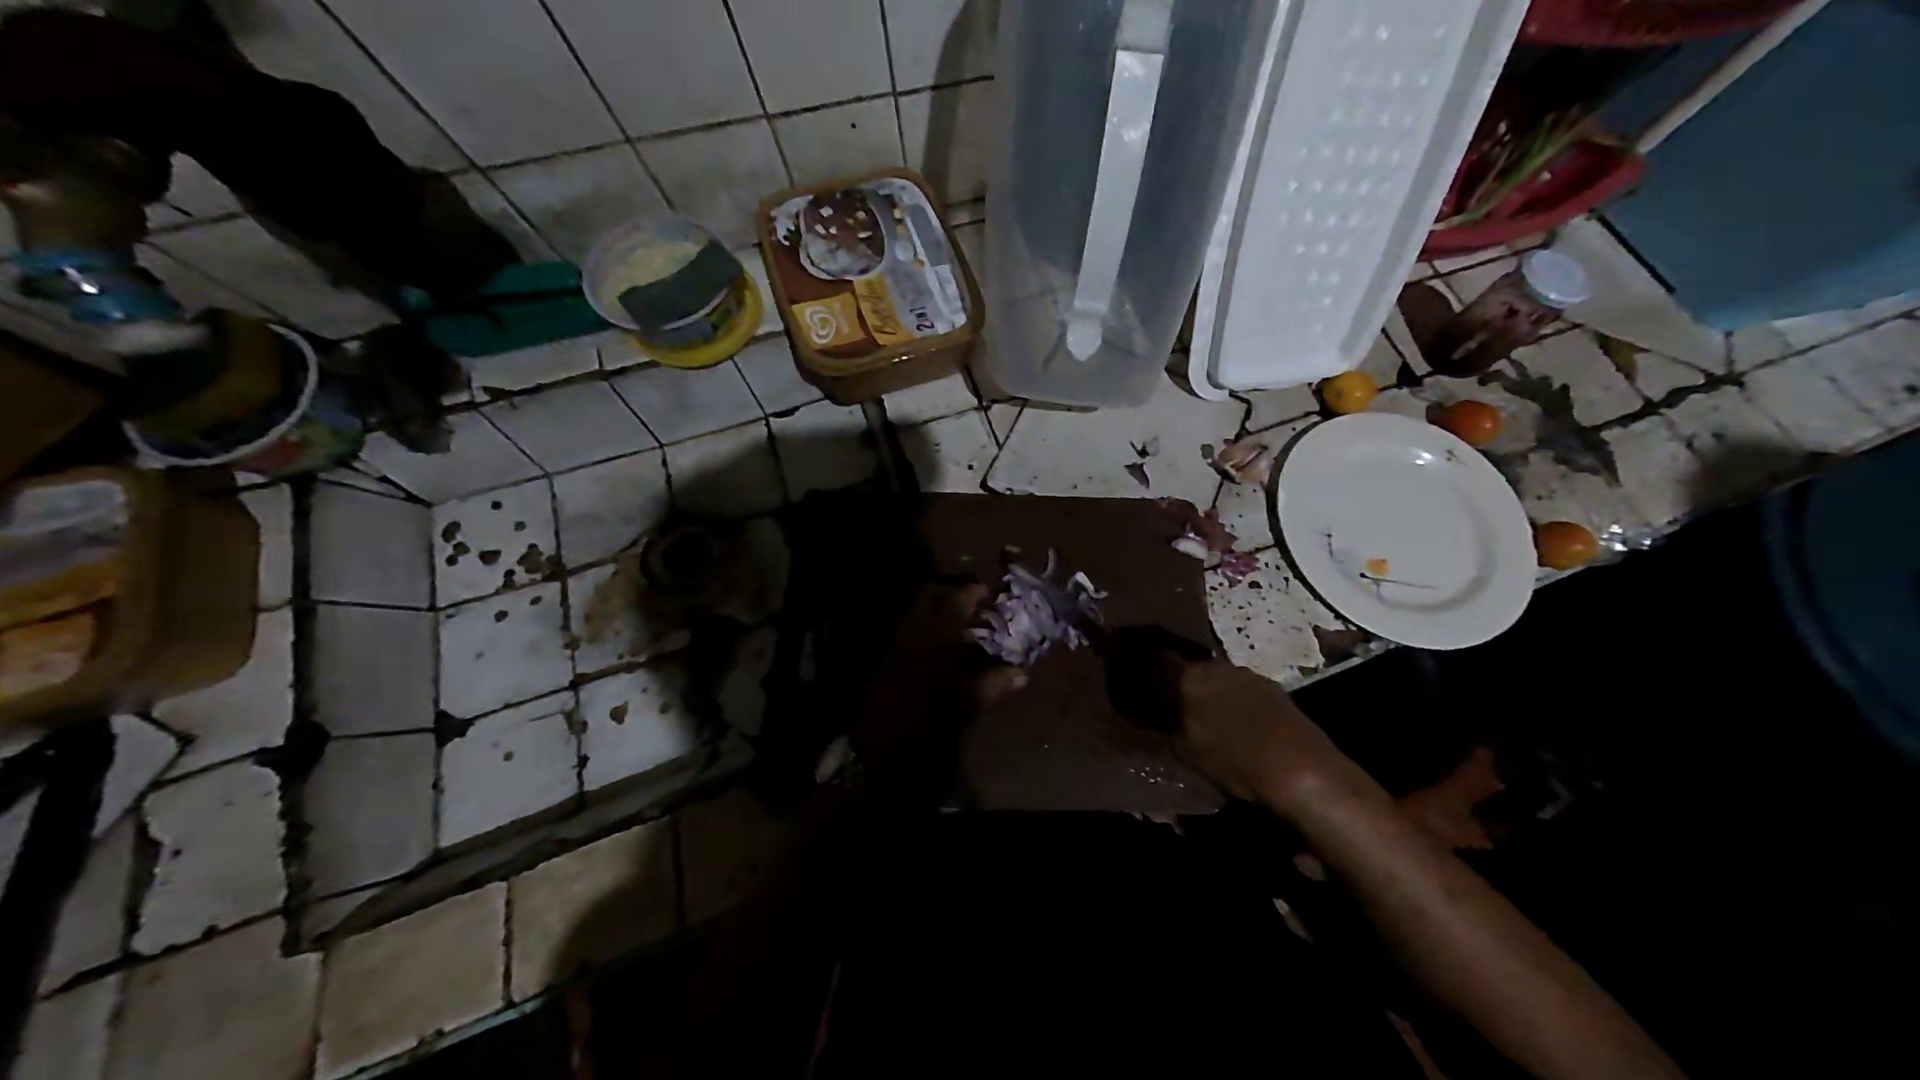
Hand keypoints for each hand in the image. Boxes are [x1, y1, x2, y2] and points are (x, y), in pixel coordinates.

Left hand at [854, 583, 1023, 801]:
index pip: (957, 601)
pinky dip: (923, 629)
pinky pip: (907, 631)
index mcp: (938, 636)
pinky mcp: (887, 659)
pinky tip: (936, 646)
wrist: (882, 744)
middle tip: (967, 600)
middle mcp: (915, 632)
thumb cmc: (929, 720)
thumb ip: (995, 684)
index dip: (973, 591)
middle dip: (947, 592)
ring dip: (934, 610)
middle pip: (927, 596)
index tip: (988, 590)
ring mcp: (897, 643)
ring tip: (954, 621)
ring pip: (915, 612)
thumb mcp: (968, 703)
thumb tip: (1022, 673)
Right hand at [1172, 659, 1361, 817]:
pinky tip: (1245, 728)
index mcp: (1190, 677)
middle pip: (1195, 671)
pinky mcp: (1276, 689)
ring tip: (1217, 723)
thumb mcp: (1186, 752)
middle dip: (1189, 688)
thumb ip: (1168, 730)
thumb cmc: (1233, 759)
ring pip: (1222, 681)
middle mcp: (1219, 667)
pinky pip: (1246, 692)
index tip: (1154, 694)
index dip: (1157, 677)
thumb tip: (1161, 722)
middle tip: (1185, 713)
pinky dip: (1242, 705)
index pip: (1163, 662)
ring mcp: (1250, 675)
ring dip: (1217, 696)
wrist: (1300, 768)